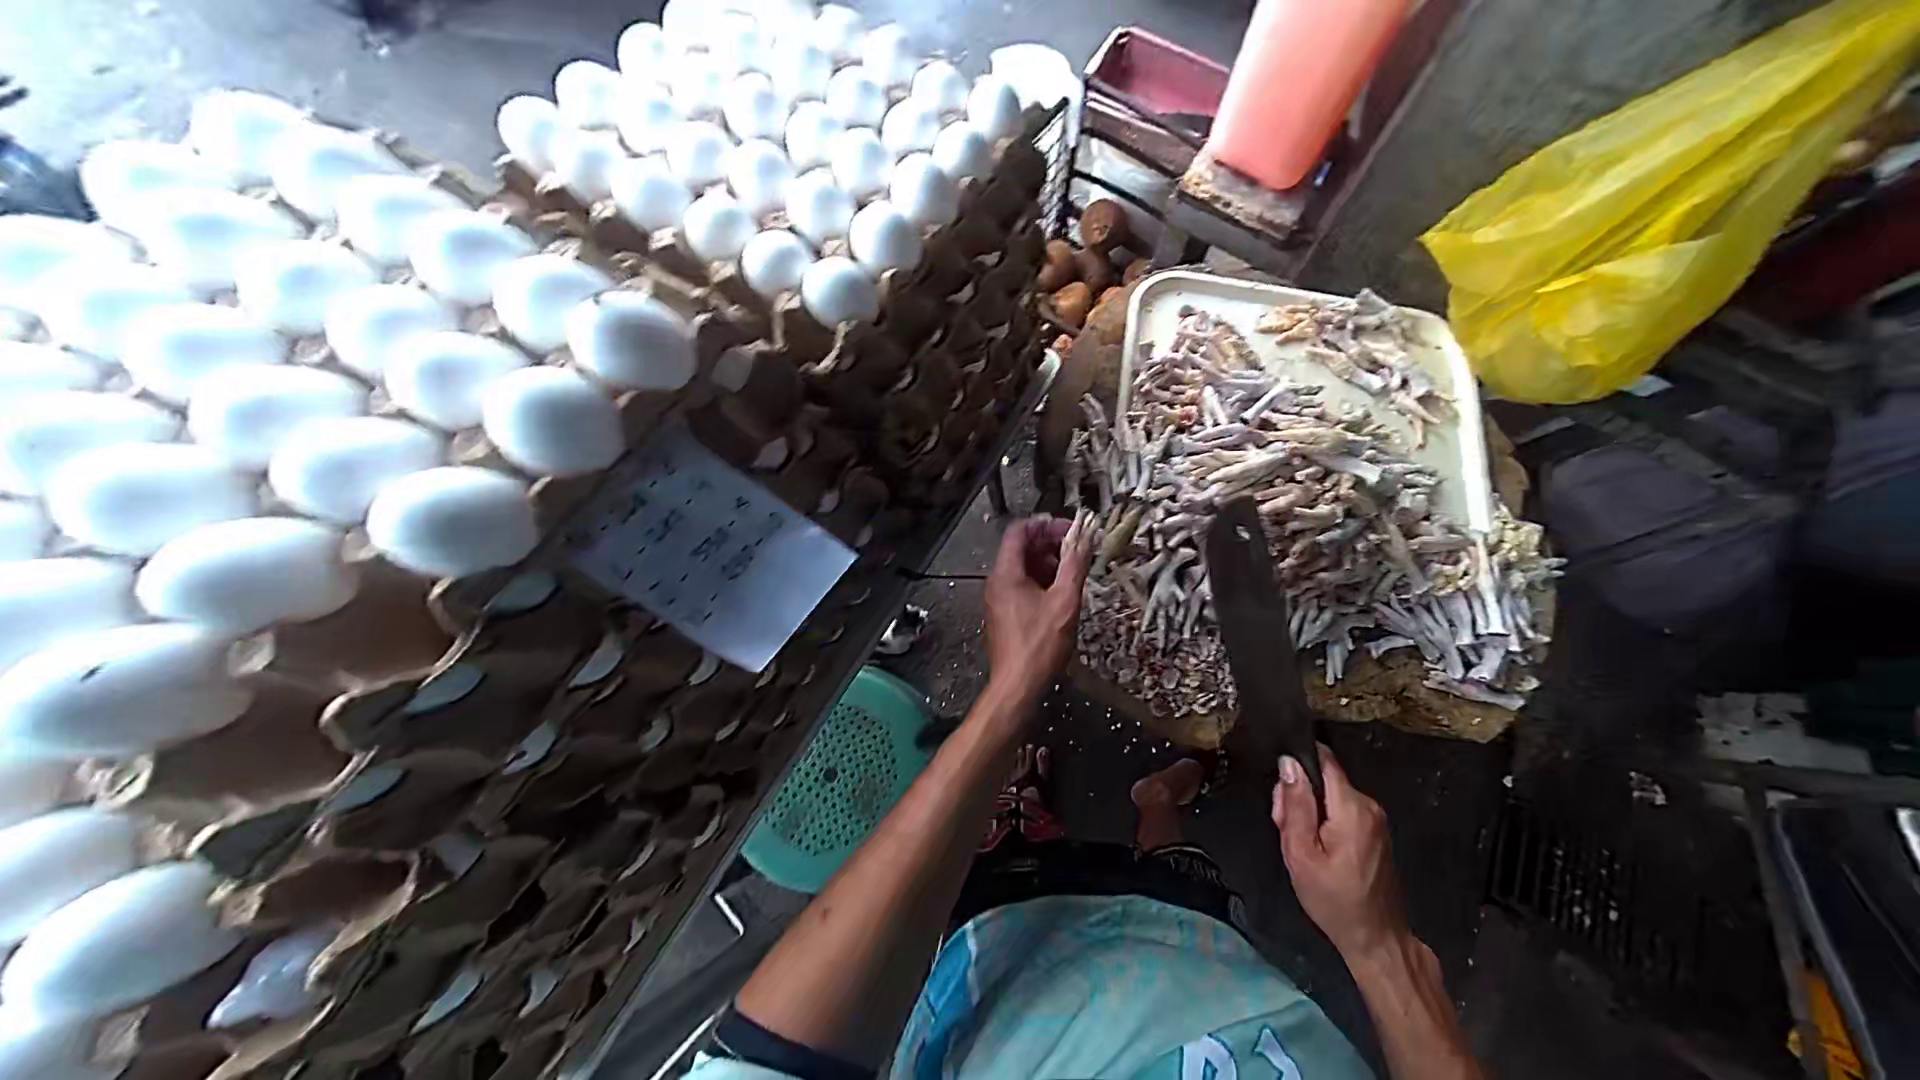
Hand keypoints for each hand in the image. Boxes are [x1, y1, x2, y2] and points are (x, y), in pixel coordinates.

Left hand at [983, 515, 1091, 703]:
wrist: (1018, 685)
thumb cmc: (1040, 645)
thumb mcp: (1065, 601)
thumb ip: (1075, 565)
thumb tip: (1086, 537)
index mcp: (1006, 573)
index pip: (1019, 530)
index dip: (1045, 524)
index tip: (1070, 530)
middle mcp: (997, 582)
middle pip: (1021, 548)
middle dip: (1050, 543)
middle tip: (1077, 550)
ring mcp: (998, 599)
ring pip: (1022, 568)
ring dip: (1048, 563)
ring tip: (1073, 572)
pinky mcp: (1004, 614)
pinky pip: (1021, 586)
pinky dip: (1041, 582)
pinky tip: (1061, 593)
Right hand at [1271, 742, 1409, 958]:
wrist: (1376, 939)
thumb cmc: (1333, 899)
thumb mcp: (1300, 853)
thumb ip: (1295, 804)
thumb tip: (1288, 762)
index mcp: (1353, 808)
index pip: (1323, 759)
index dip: (1296, 766)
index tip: (1282, 793)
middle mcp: (1369, 806)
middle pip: (1323, 779)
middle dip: (1298, 795)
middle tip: (1286, 829)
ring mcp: (1375, 819)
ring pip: (1329, 794)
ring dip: (1308, 810)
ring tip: (1301, 845)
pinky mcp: (1375, 831)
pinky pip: (1340, 809)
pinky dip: (1323, 821)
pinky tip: (1317, 849)